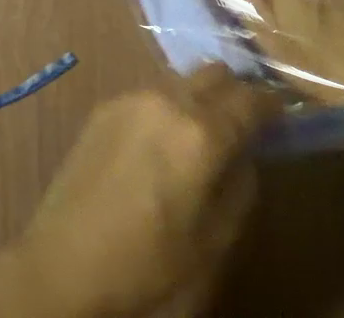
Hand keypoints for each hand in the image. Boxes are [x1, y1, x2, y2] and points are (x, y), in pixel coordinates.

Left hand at [0, 65, 274, 317]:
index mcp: (201, 131)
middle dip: (235, 93)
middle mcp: (166, 99)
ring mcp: (130, 99)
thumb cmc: (148, 267)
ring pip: (181, 81)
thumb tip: (246, 154)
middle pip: (215, 73)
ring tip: (199, 138)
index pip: (252, 98)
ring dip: (199, 99)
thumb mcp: (215, 242)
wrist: (61, 269)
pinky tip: (160, 145)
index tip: (282, 119)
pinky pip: (150, 95)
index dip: (273, 106)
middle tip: (243, 125)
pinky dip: (167, 109)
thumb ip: (242, 186)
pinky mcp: (102, 109)